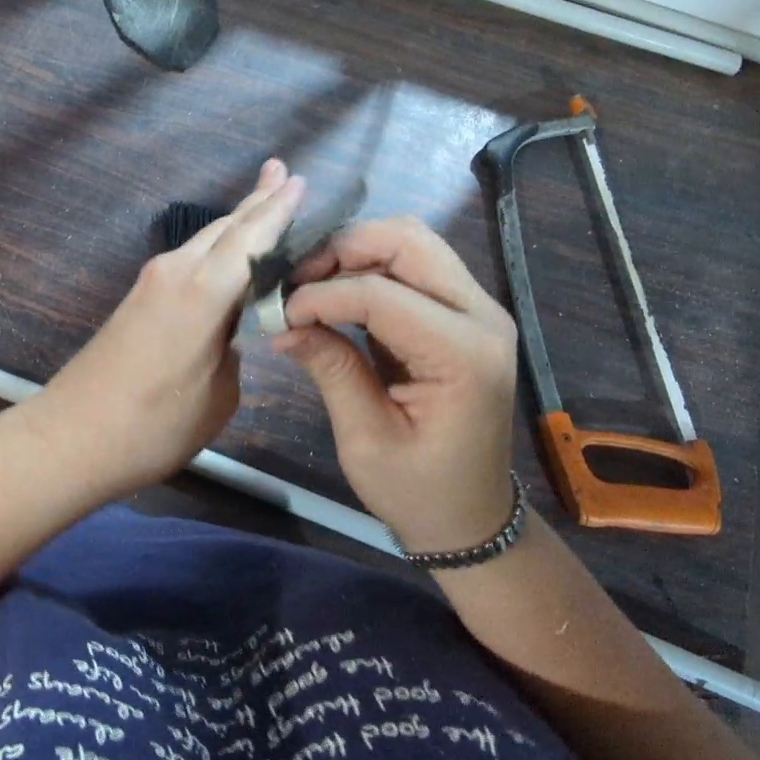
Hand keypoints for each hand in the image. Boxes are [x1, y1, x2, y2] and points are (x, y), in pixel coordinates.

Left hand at [36, 159, 305, 494]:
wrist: (70, 438)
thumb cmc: (152, 425)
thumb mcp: (218, 394)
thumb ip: (233, 350)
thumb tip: (230, 330)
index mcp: (202, 290)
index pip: (252, 237)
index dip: (279, 209)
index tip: (301, 179)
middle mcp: (175, 272)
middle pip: (225, 228)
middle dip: (259, 204)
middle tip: (286, 175)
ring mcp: (151, 284)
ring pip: (204, 242)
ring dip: (236, 225)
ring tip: (267, 201)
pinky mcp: (138, 302)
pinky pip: (188, 263)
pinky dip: (217, 252)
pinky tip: (230, 258)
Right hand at [275, 218, 520, 553]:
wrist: (471, 517)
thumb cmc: (418, 491)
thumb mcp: (365, 439)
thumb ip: (332, 370)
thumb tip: (283, 325)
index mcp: (463, 355)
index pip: (382, 294)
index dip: (321, 295)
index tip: (278, 315)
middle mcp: (482, 317)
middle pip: (408, 242)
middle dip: (341, 249)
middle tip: (294, 281)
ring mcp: (477, 310)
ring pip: (412, 243)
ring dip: (355, 252)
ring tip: (309, 283)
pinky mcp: (462, 313)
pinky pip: (414, 265)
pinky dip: (368, 266)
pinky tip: (333, 292)